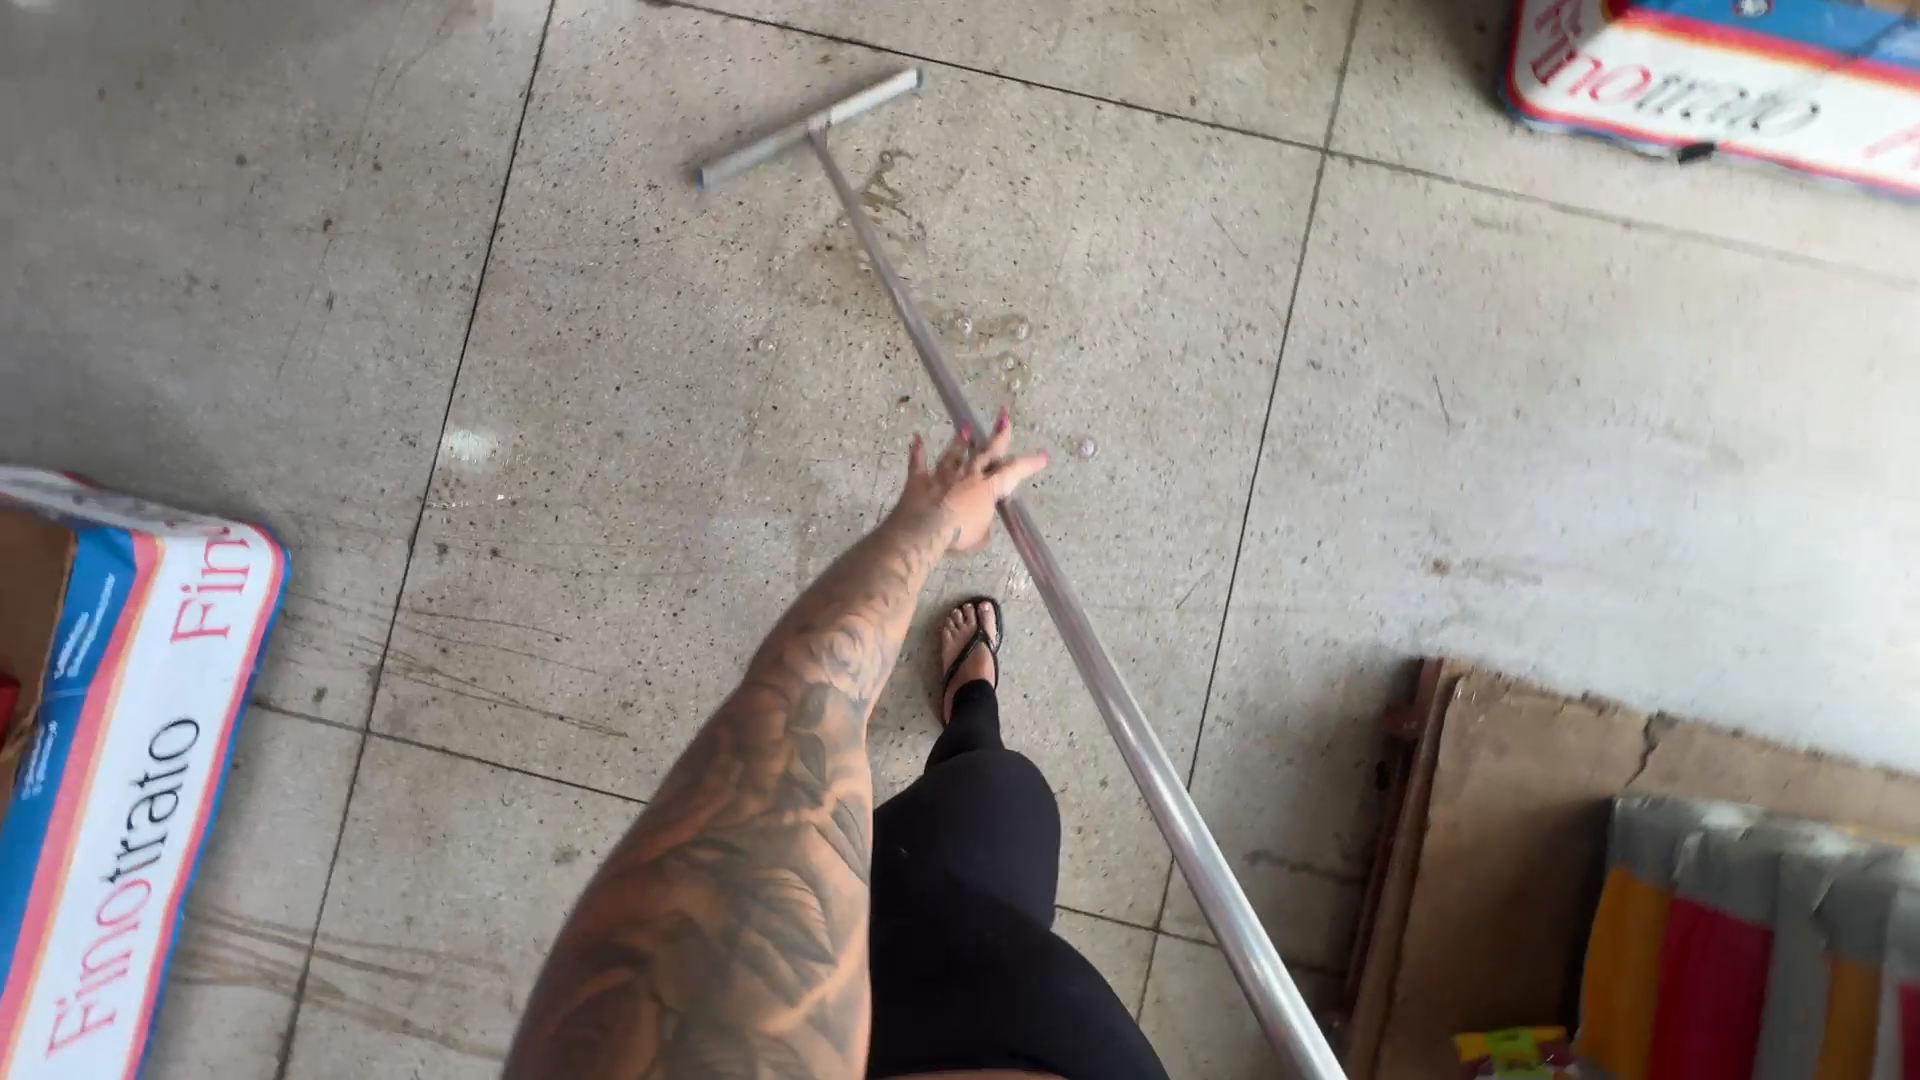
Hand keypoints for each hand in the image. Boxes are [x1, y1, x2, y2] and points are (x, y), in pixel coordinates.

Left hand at [895, 407, 1049, 554]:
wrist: (925, 530)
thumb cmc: (958, 535)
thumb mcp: (979, 538)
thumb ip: (983, 527)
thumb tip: (980, 525)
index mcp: (986, 489)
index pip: (1013, 472)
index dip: (1029, 463)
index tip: (1043, 456)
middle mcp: (966, 476)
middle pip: (985, 451)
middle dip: (997, 434)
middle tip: (1004, 417)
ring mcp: (942, 476)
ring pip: (953, 453)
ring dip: (959, 441)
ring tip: (964, 427)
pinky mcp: (919, 481)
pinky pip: (918, 463)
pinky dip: (917, 451)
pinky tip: (917, 439)